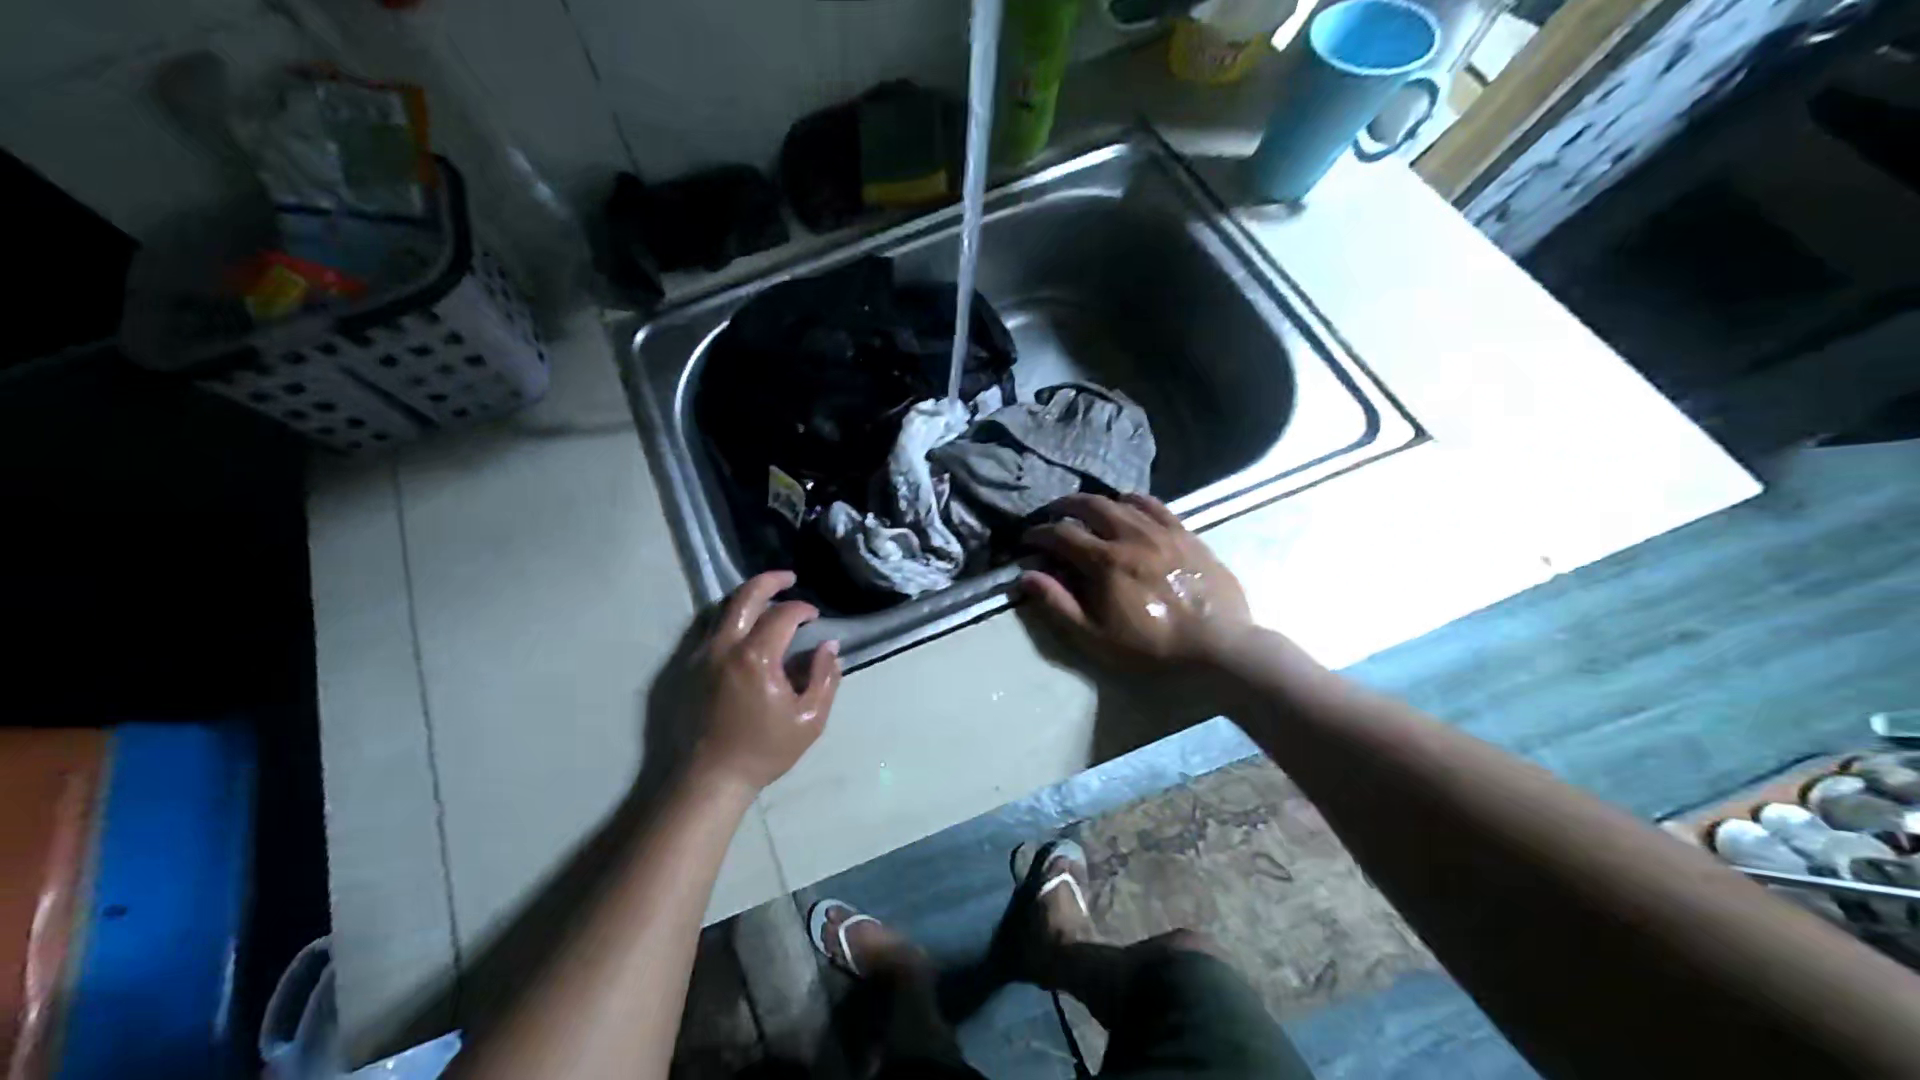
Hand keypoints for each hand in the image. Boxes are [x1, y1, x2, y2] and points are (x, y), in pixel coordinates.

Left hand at [686, 571, 841, 790]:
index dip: (802, 609)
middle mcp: (725, 647)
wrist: (710, 778)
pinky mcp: (687, 667)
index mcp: (756, 658)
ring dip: (747, 597)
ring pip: (723, 609)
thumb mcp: (810, 720)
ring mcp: (701, 655)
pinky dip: (729, 618)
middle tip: (788, 577)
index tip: (815, 616)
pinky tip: (743, 627)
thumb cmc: (764, 749)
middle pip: (745, 596)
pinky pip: (709, 629)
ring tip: (767, 597)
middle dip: (770, 581)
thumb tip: (829, 646)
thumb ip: (824, 678)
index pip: (783, 615)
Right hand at [1020, 493, 1253, 670]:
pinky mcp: (1185, 533)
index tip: (1028, 539)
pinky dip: (1133, 500)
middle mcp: (1131, 536)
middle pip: (1090, 505)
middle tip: (1052, 515)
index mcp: (1106, 562)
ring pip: (1121, 501)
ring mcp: (1161, 531)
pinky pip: (1155, 504)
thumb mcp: (1096, 637)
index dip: (1039, 533)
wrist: (1217, 647)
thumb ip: (1059, 604)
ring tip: (1085, 509)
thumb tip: (1026, 576)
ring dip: (1096, 501)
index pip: (1062, 534)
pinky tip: (1127, 506)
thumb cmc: (1152, 647)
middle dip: (1064, 506)